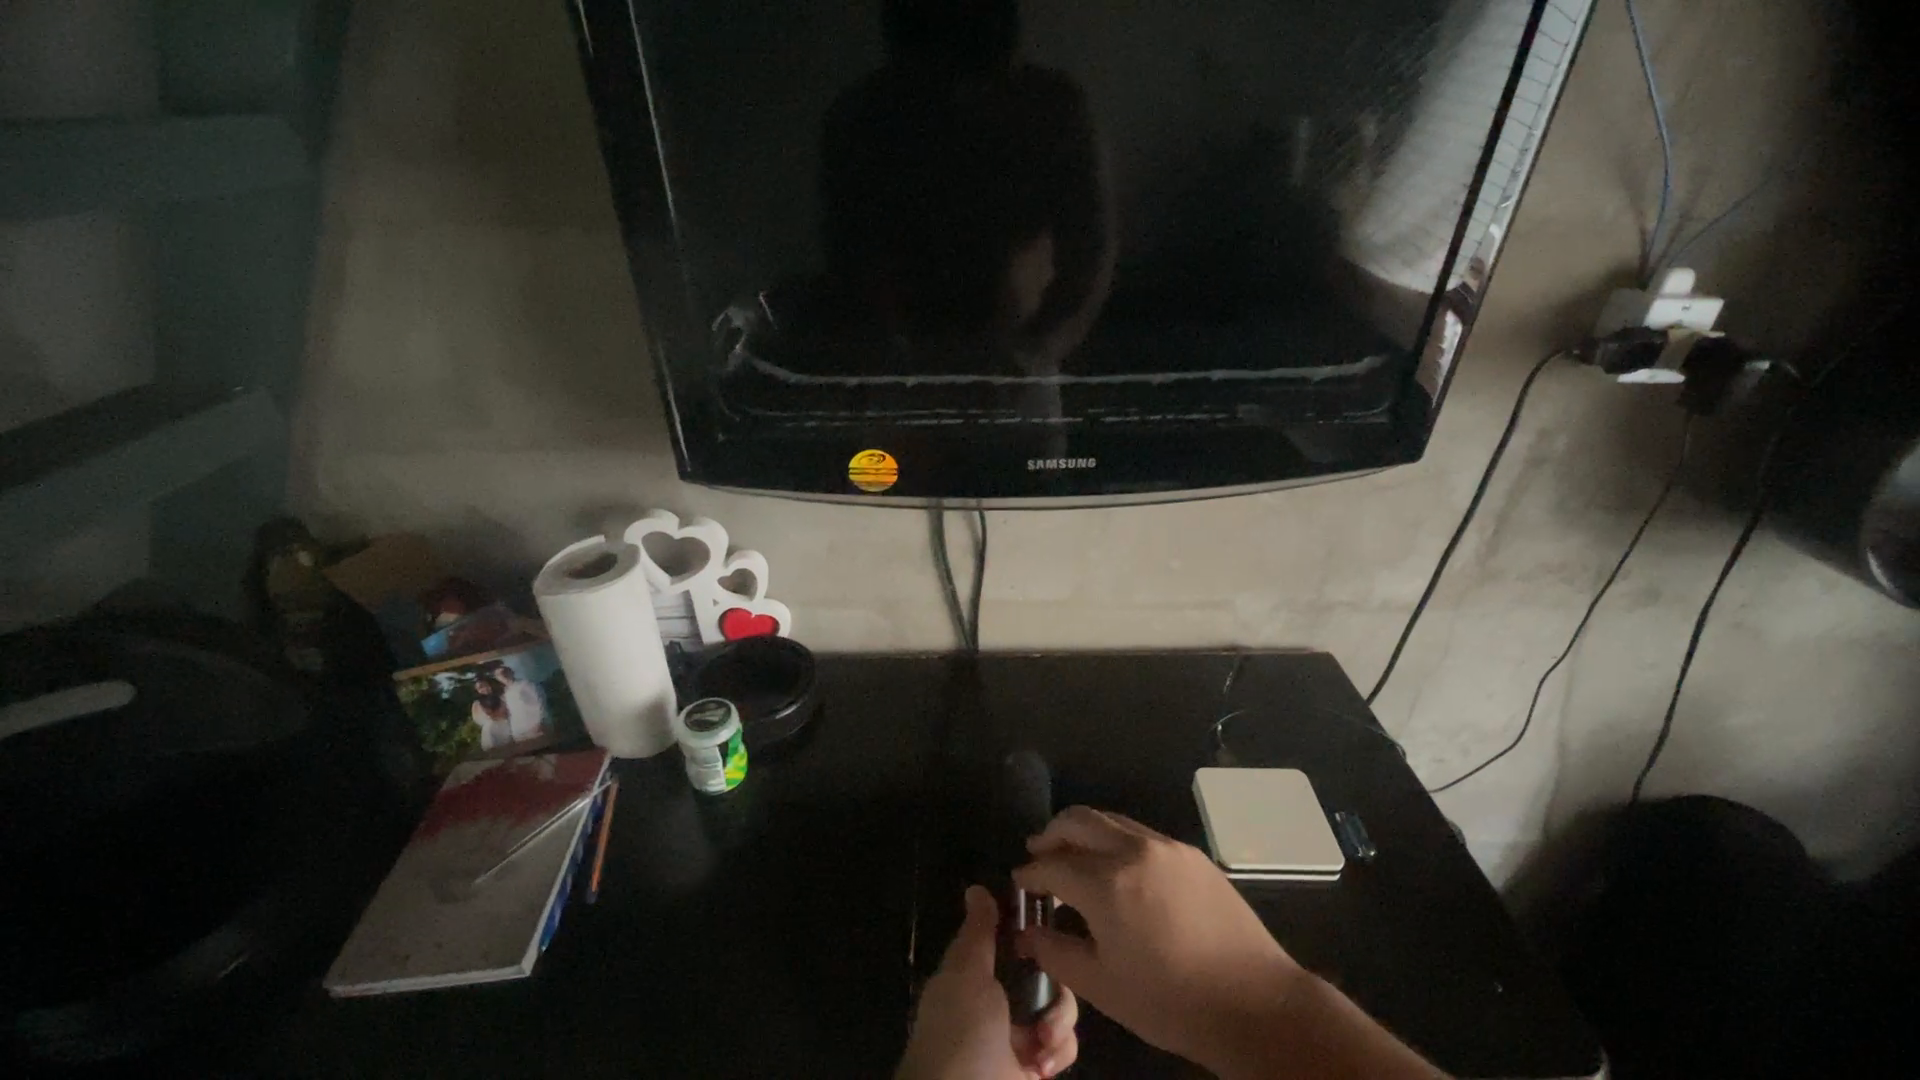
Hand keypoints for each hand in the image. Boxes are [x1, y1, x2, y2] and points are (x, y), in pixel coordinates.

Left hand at [896, 886, 1079, 1079]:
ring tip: (1045, 1039)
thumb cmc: (959, 1033)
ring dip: (1060, 1019)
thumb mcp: (965, 975)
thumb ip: (978, 934)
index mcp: (971, 979)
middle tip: (1052, 991)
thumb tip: (977, 888)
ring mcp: (1017, 1041)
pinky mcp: (1036, 1069)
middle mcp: (994, 1006)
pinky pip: (1062, 1046)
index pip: (1006, 945)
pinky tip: (1046, 1061)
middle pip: (1040, 976)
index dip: (1028, 935)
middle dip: (1055, 982)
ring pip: (1056, 1010)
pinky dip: (1061, 1049)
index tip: (1048, 926)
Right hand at [1012, 808, 1301, 1072]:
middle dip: (1051, 834)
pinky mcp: (1192, 855)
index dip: (1030, 874)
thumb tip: (1027, 933)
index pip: (1053, 865)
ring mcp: (1167, 848)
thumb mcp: (1101, 986)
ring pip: (1111, 821)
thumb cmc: (1170, 1001)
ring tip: (1073, 855)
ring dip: (1084, 831)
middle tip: (1037, 852)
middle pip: (1079, 821)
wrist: (1254, 1003)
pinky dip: (1116, 840)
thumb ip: (1055, 952)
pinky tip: (1117, 869)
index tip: (1019, 883)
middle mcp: (1134, 851)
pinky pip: (1140, 834)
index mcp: (1107, 884)